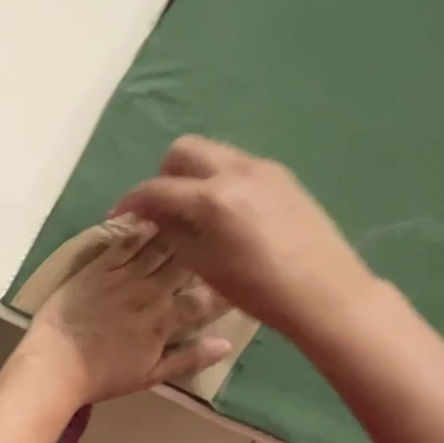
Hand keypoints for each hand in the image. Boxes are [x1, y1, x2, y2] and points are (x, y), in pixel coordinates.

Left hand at [13, 227, 232, 406]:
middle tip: (214, 234)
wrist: (56, 363)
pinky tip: (152, 217)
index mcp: (166, 320)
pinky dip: (140, 229)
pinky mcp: (97, 268)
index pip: (206, 298)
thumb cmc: (102, 375)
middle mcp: (150, 292)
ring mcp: (123, 278)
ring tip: (189, 218)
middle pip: (186, 263)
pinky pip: (124, 243)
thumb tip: (227, 344)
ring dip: (176, 232)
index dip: (224, 286)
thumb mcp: (150, 376)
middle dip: (202, 249)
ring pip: (159, 247)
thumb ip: (190, 359)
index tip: (235, 275)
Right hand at [116, 136, 379, 337]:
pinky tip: (224, 213)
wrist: (325, 292)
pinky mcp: (283, 177)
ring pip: (213, 153)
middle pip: (184, 150)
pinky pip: (238, 166)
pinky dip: (219, 180)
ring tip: (192, 211)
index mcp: (212, 198)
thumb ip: (171, 231)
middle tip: (161, 207)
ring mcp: (265, 170)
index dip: (130, 202)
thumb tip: (151, 215)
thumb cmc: (257, 288)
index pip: (156, 188)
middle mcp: (237, 172)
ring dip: (193, 175)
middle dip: (163, 175)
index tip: (118, 217)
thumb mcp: (201, 263)